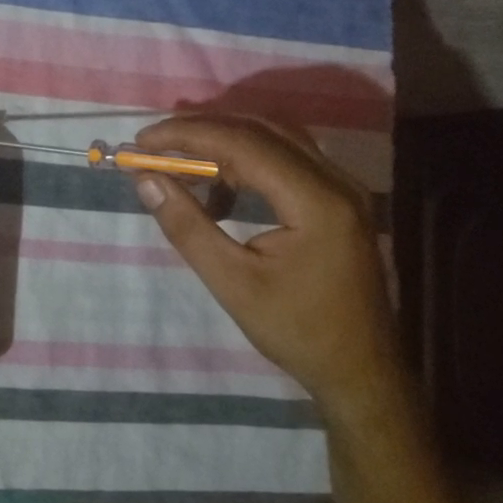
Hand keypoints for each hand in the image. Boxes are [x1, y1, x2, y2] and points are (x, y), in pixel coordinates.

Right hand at [131, 115, 400, 407]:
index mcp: (316, 200)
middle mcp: (336, 181)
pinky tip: (219, 191)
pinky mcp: (338, 201)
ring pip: (275, 139)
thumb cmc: (296, 331)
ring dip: (224, 142)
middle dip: (203, 130)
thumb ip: (187, 226)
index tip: (142, 142)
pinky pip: (288, 160)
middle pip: (261, 130)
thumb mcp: (231, 283)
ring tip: (179, 159)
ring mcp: (343, 189)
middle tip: (154, 143)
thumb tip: (146, 180)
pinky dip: (247, 162)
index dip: (188, 135)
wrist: (361, 372)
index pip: (244, 143)